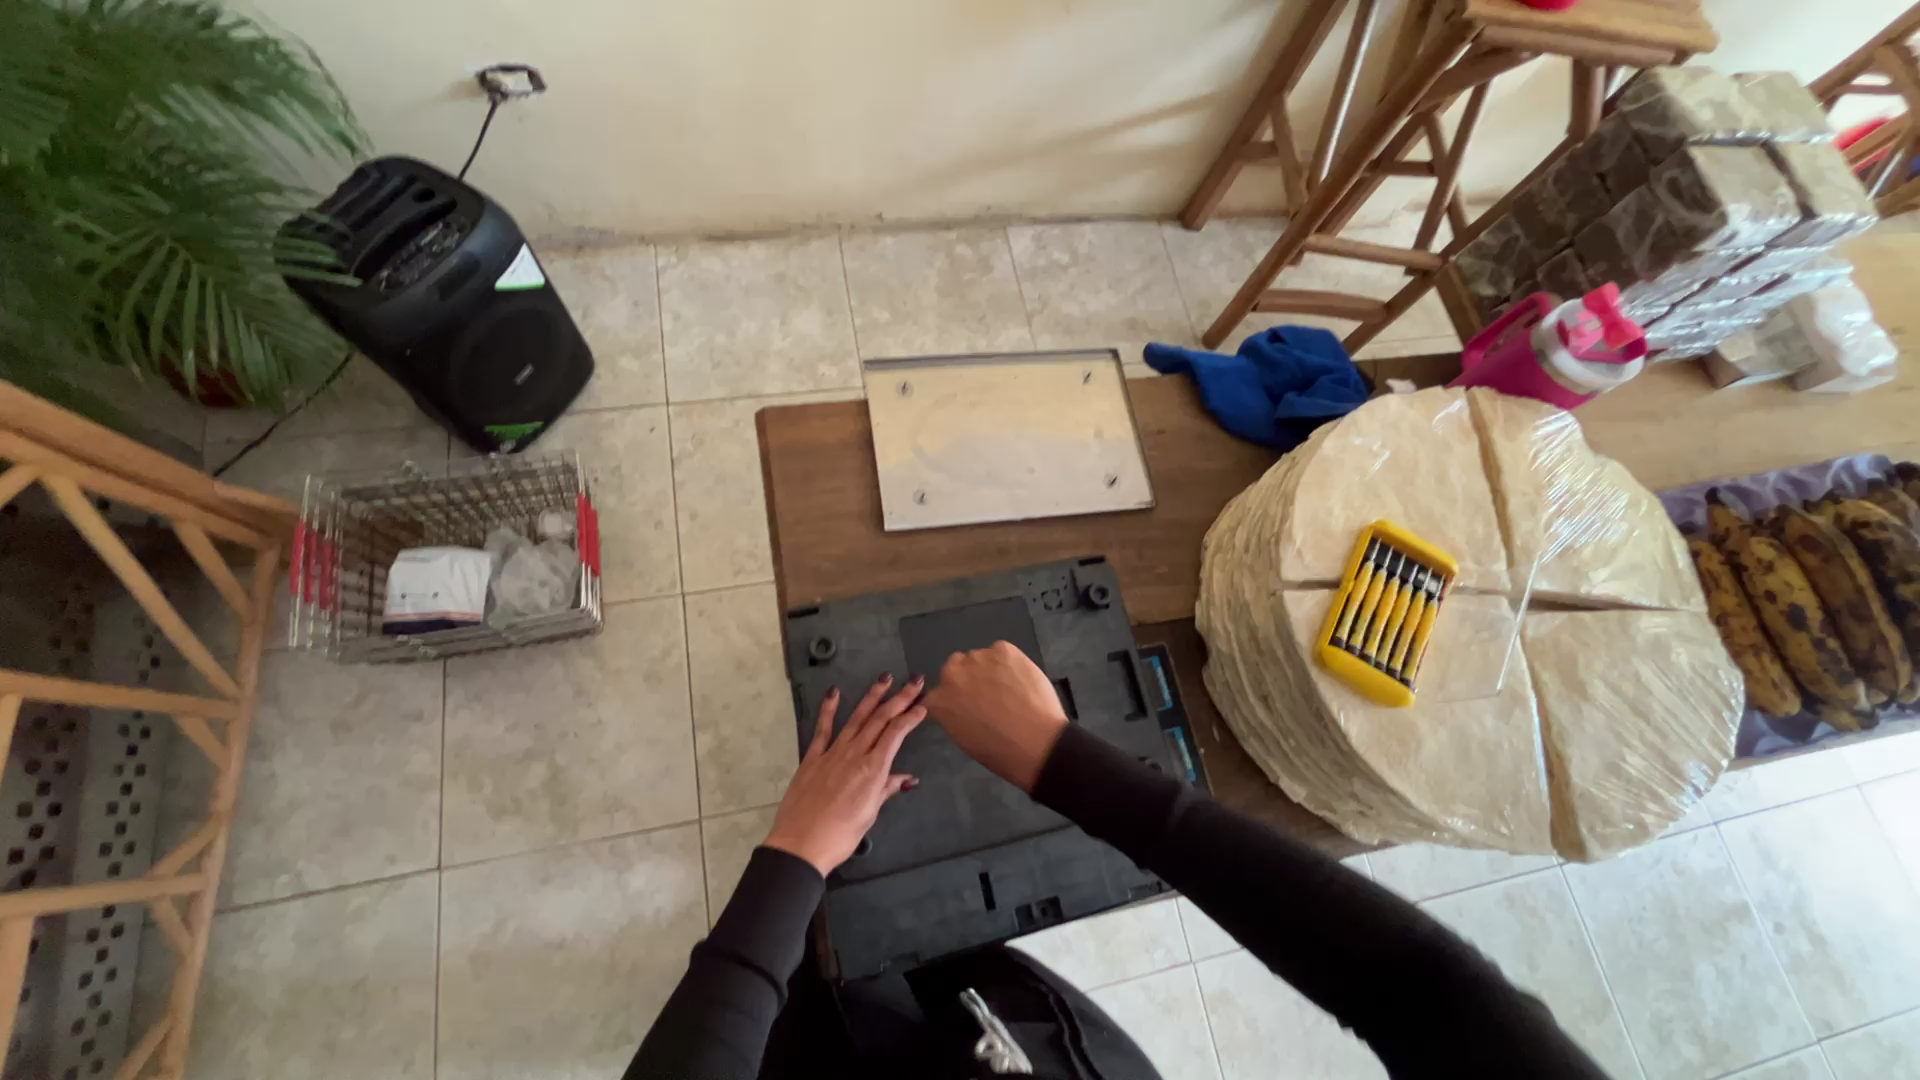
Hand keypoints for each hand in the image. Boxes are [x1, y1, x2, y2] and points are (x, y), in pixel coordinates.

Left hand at [763, 675, 926, 875]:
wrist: (801, 844)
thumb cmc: (841, 835)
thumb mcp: (870, 814)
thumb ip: (886, 789)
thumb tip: (908, 778)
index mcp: (873, 769)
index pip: (896, 734)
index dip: (911, 717)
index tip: (923, 705)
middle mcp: (855, 754)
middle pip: (881, 720)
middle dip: (900, 699)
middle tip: (915, 681)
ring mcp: (832, 753)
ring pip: (857, 718)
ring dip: (872, 697)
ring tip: (885, 678)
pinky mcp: (812, 757)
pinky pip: (823, 729)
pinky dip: (829, 709)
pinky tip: (834, 692)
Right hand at [923, 642, 1068, 792]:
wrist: (1036, 741)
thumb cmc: (1000, 750)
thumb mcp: (964, 738)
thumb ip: (954, 715)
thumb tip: (961, 706)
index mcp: (939, 700)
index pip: (939, 693)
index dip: (955, 699)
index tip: (968, 707)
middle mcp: (953, 673)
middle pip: (955, 667)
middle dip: (967, 678)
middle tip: (987, 695)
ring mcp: (978, 658)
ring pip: (978, 658)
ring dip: (988, 669)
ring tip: (1008, 688)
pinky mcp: (1003, 649)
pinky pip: (1001, 651)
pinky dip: (1008, 662)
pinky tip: (1020, 679)